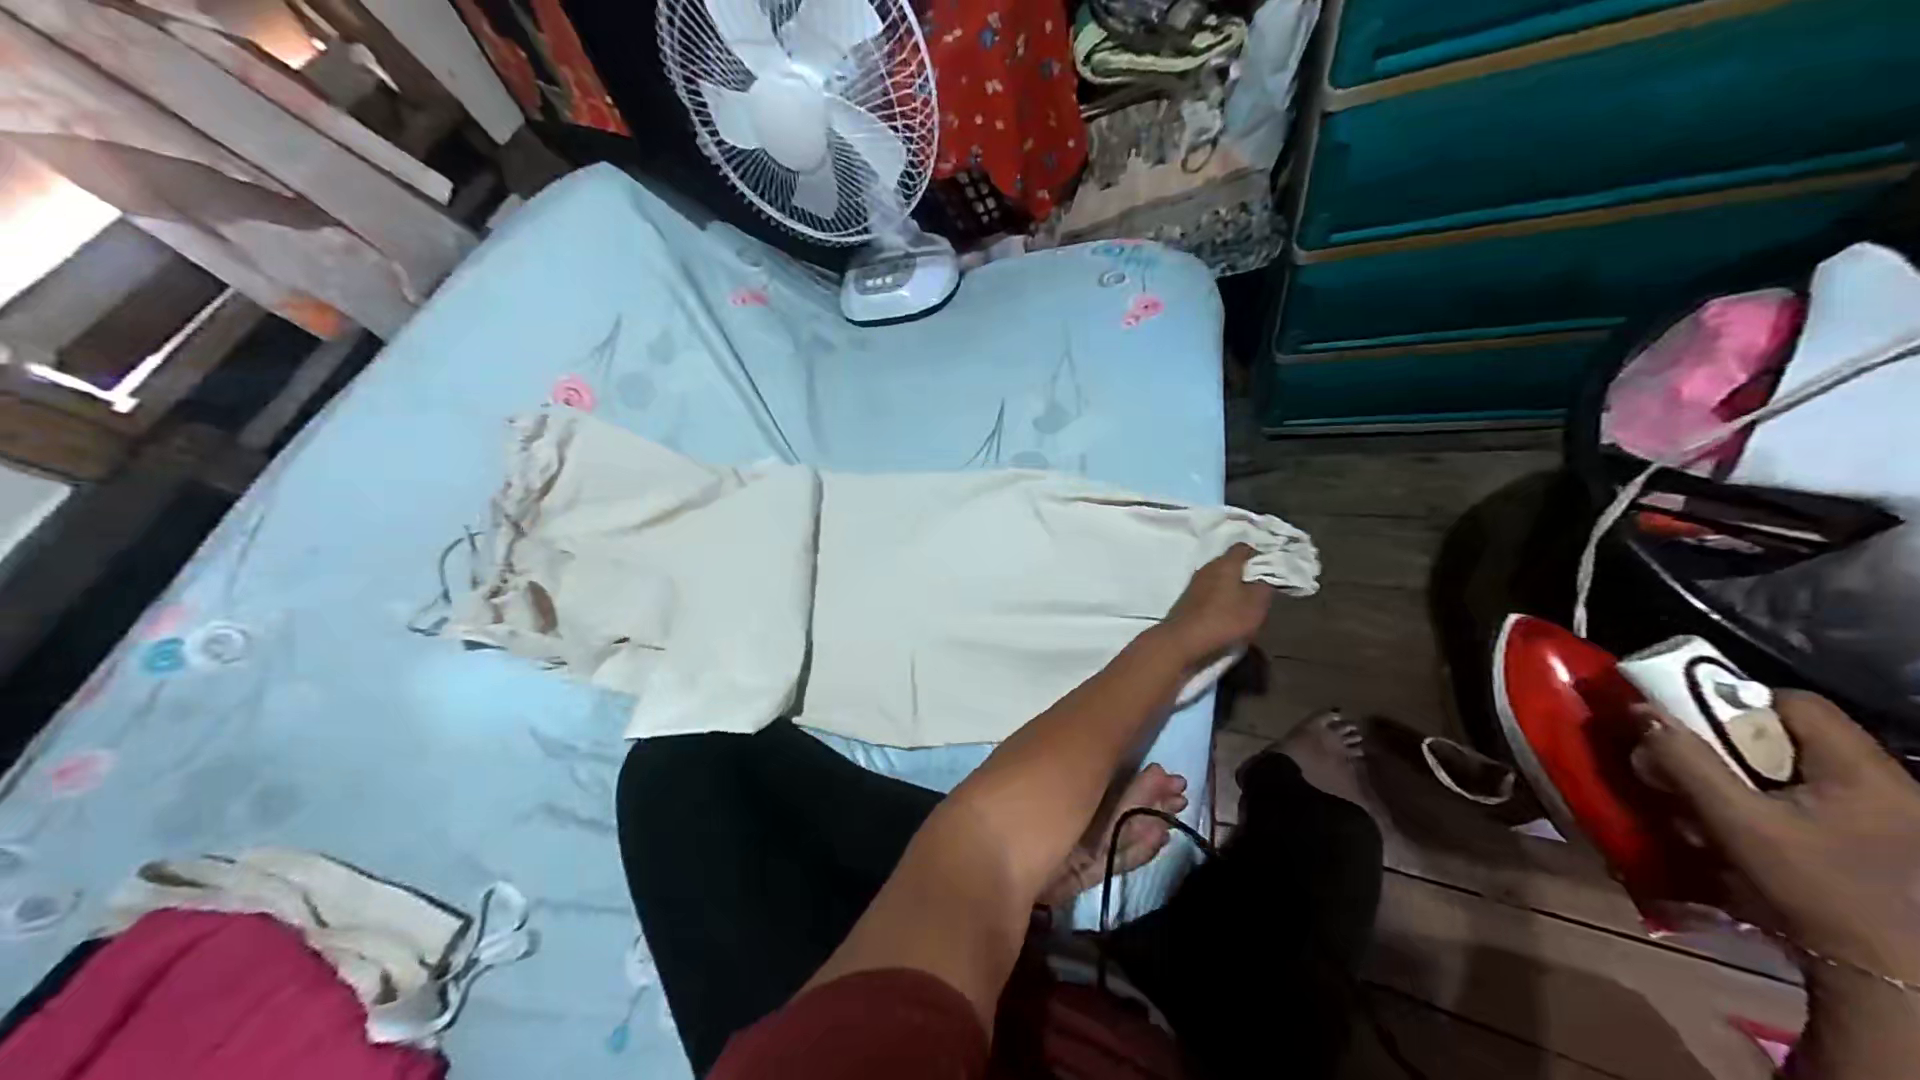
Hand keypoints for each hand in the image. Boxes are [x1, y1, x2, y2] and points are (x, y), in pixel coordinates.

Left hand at [1154, 544, 1272, 666]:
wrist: (1184, 639)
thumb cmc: (1225, 618)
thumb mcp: (1257, 603)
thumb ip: (1264, 586)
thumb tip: (1263, 579)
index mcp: (1225, 563)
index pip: (1243, 548)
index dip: (1258, 556)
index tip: (1269, 570)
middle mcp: (1207, 567)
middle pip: (1229, 563)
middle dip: (1244, 574)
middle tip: (1258, 589)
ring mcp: (1194, 583)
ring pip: (1218, 578)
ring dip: (1230, 587)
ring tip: (1243, 604)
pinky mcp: (1187, 599)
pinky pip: (1208, 592)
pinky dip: (1218, 598)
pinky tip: (1224, 613)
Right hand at [1633, 691, 1919, 983]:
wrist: (1894, 981)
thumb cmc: (1817, 890)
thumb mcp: (1738, 823)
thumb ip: (1686, 763)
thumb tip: (1639, 711)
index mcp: (1862, 769)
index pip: (1795, 702)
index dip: (1736, 701)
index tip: (1690, 724)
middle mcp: (1888, 784)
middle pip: (1793, 738)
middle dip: (1731, 748)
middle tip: (1689, 768)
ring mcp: (1894, 820)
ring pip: (1800, 773)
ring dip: (1746, 781)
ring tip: (1710, 807)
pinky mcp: (1885, 848)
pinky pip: (1816, 805)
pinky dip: (1772, 808)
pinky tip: (1749, 836)